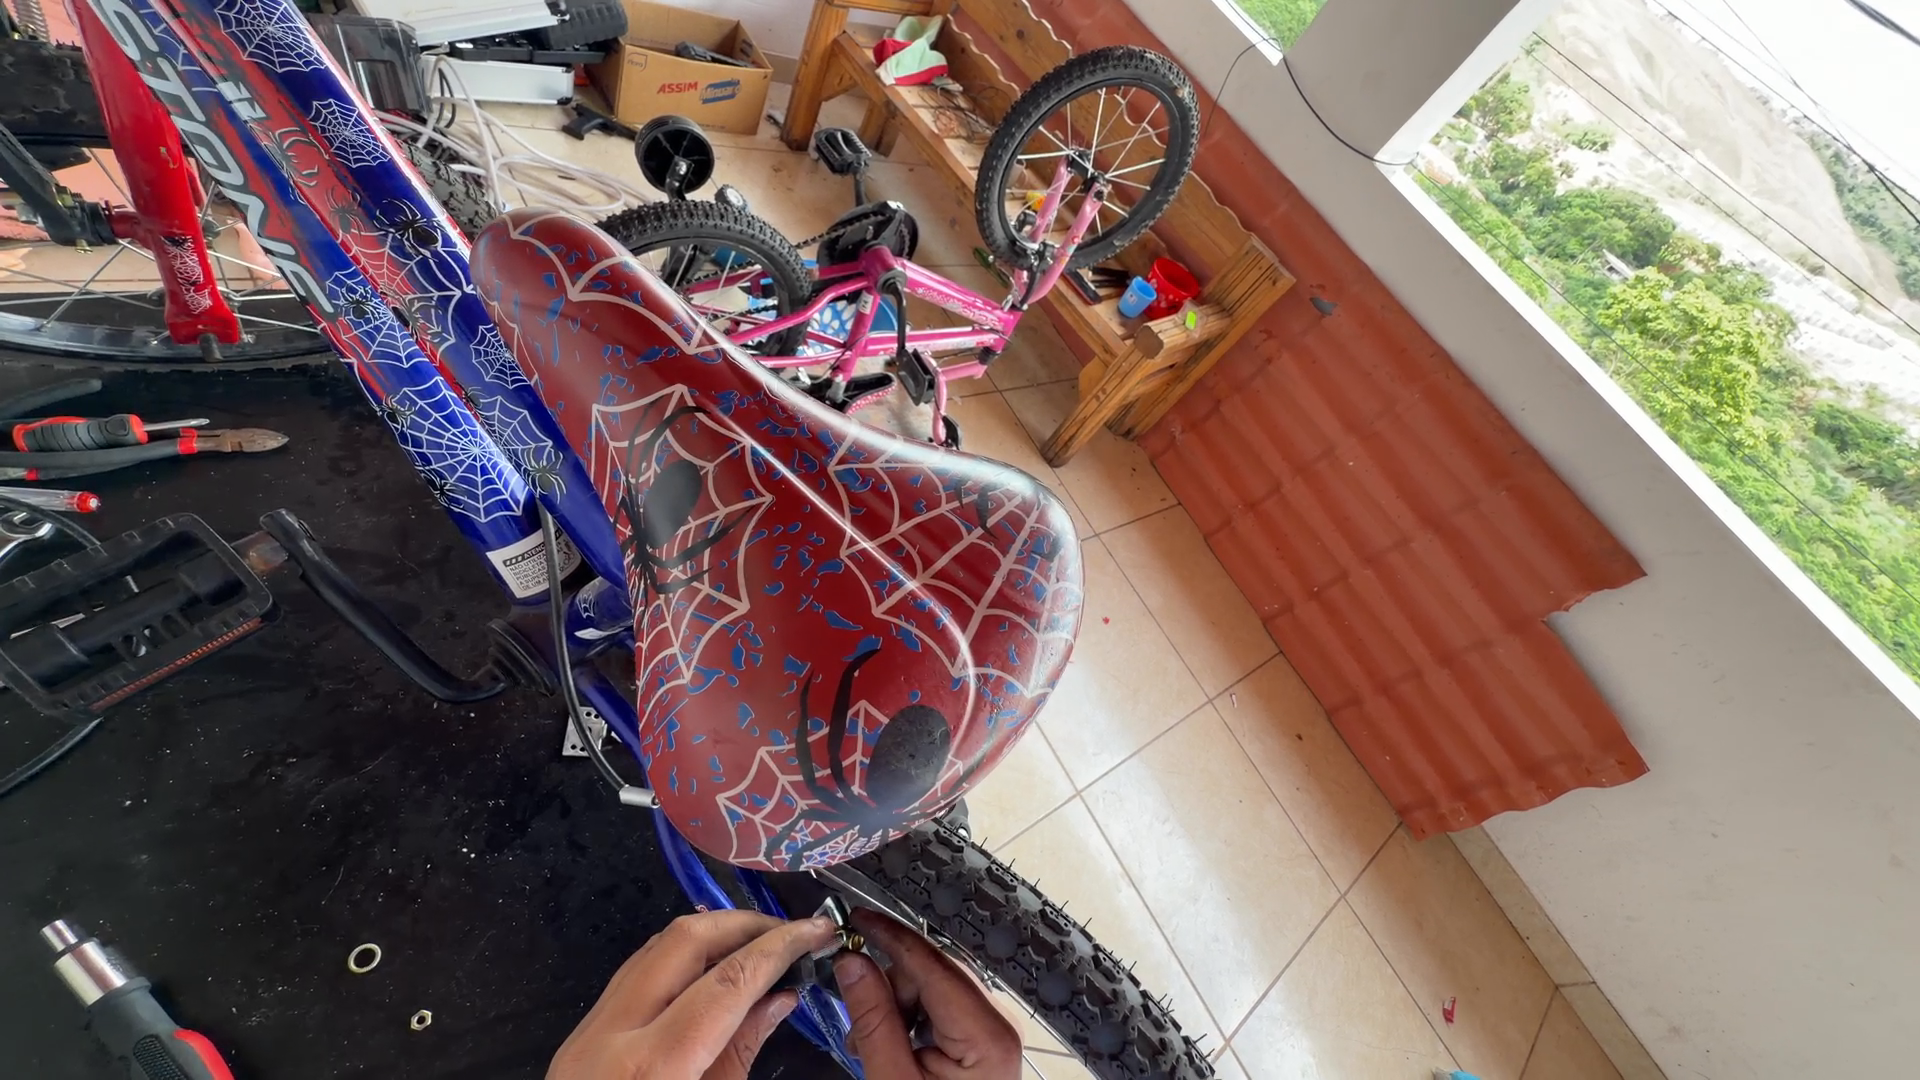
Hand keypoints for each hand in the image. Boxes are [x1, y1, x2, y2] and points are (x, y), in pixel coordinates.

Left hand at [547, 910, 837, 1079]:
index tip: (817, 929)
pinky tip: (712, 966)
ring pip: (658, 944)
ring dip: (714, 933)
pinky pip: (638, 967)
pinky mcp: (581, 1032)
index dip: (779, 946)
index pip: (727, 981)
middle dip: (746, 924)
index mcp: (651, 1070)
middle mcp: (611, 1035)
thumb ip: (742, 1051)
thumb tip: (782, 994)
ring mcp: (588, 1030)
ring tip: (759, 944)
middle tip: (789, 933)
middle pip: (686, 939)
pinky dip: (682, 954)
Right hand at [834, 909, 1022, 1079]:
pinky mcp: (986, 1038)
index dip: (891, 935)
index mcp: (987, 1033)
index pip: (932, 963)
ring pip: (935, 985)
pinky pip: (944, 1006)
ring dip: (898, 1004)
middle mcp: (999, 1020)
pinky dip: (913, 1018)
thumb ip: (874, 1019)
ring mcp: (996, 1028)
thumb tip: (851, 961)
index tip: (856, 918)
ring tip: (873, 1044)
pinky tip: (896, 1046)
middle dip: (891, 986)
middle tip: (856, 1022)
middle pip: (933, 971)